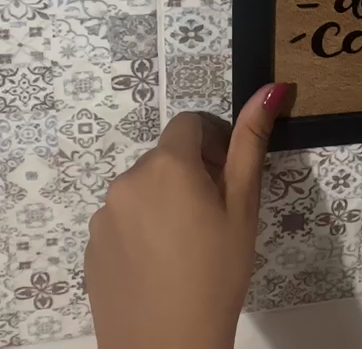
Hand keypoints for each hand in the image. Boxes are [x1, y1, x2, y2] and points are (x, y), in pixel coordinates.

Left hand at [84, 83, 292, 348]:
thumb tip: (270, 88)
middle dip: (193, 171)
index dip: (214, 141)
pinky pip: (124, 219)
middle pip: (167, 156)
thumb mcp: (243, 205)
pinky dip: (144, 227)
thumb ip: (251, 141)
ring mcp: (103, 216)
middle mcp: (126, 180)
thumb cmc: (216, 273)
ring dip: (166, 199)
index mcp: (166, 165)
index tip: (228, 177)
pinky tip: (163, 264)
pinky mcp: (91, 248)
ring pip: (145, 188)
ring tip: (189, 244)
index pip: (190, 123)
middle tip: (215, 215)